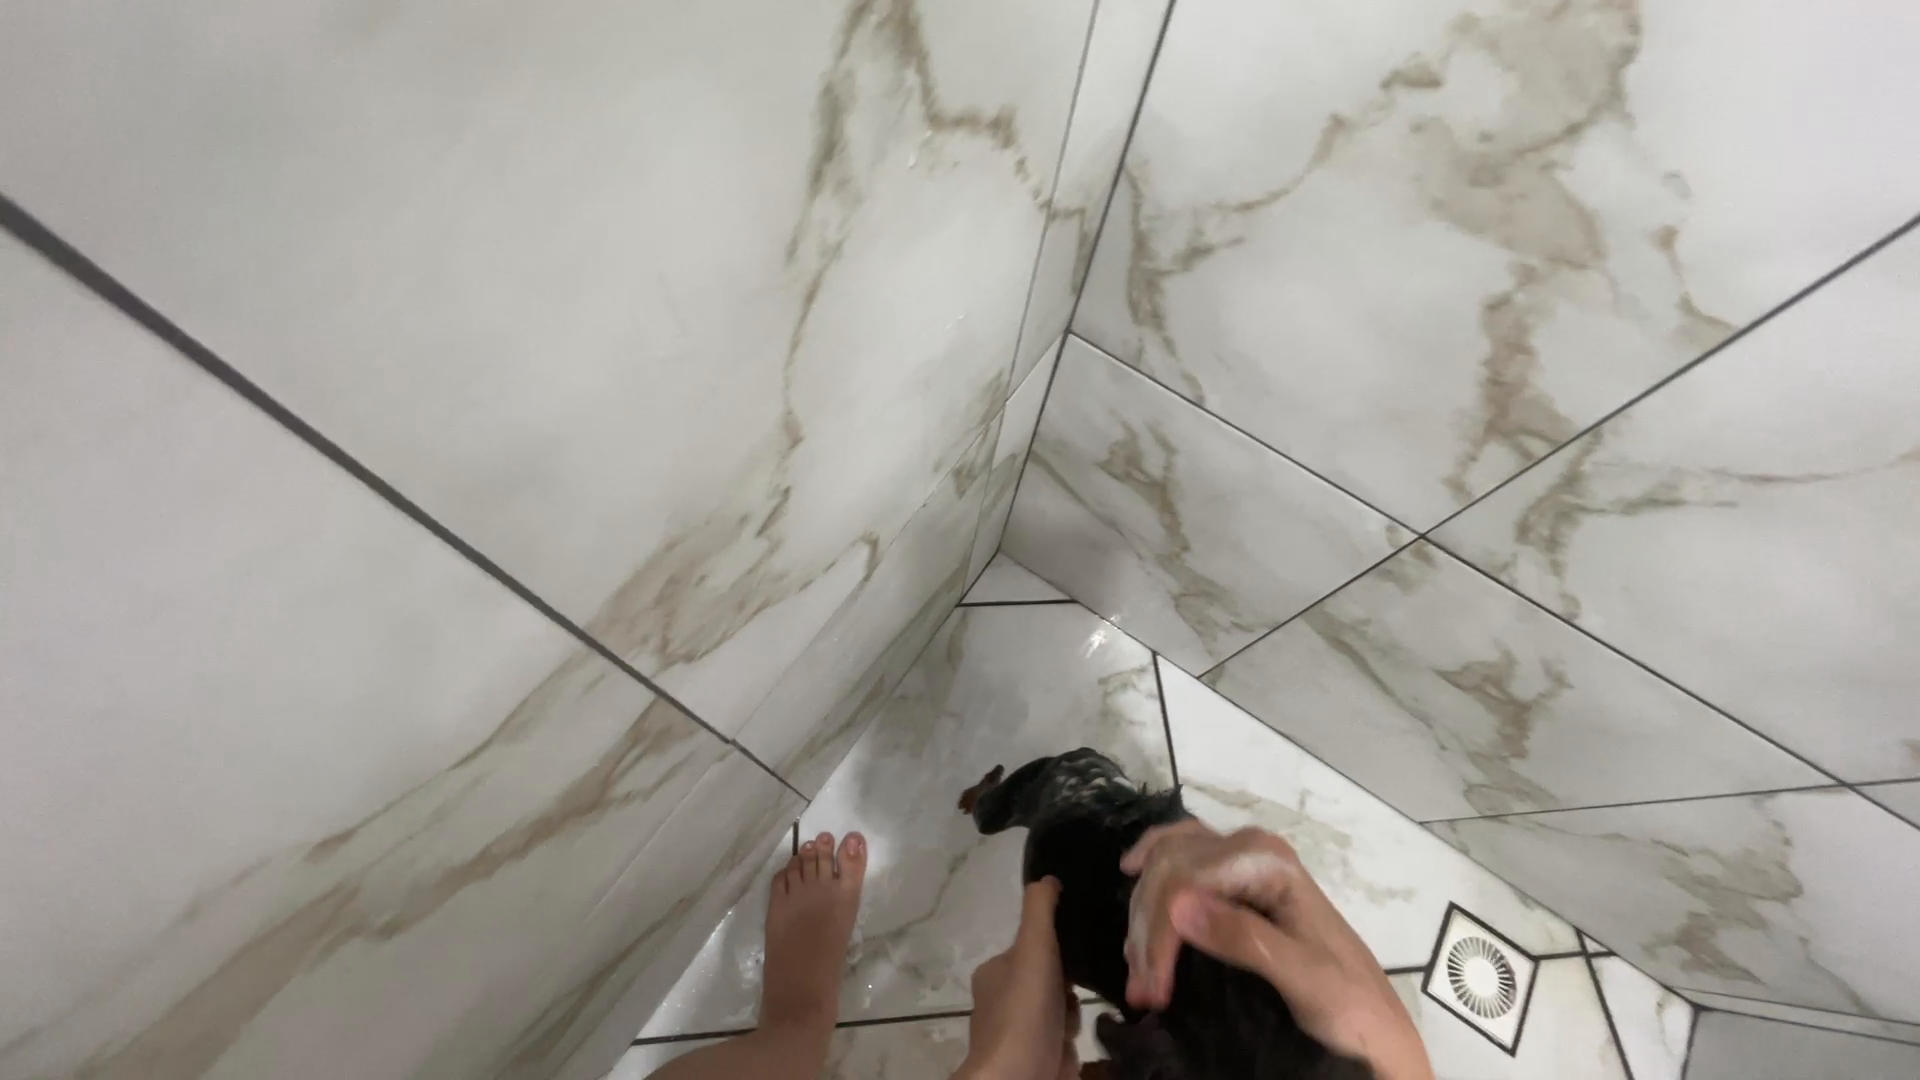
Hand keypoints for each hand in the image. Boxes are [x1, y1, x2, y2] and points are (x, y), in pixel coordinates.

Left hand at [958, 878, 1078, 1079]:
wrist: (1020, 1078)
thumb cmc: (1025, 1009)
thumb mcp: (1033, 944)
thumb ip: (1040, 909)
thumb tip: (1048, 878)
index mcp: (993, 973)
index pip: (1030, 949)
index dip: (1054, 951)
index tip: (1072, 957)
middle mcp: (1000, 1003)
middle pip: (1048, 981)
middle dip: (1066, 988)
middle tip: (1075, 994)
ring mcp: (1017, 1036)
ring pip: (1058, 1013)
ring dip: (1072, 1016)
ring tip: (1073, 1024)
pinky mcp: (1036, 1062)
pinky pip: (1062, 1044)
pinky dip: (1072, 1045)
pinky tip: (1074, 1046)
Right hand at [1121, 821, 1432, 1079]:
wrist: (1377, 1028)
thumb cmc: (1352, 1007)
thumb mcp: (1307, 980)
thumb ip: (1244, 939)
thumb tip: (1177, 905)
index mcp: (1266, 860)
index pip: (1187, 879)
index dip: (1161, 931)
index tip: (1153, 989)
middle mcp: (1247, 848)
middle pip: (1170, 868)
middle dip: (1147, 927)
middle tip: (1141, 990)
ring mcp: (1238, 860)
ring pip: (1166, 866)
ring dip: (1143, 916)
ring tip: (1138, 976)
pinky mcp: (1232, 878)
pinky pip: (1176, 860)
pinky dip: (1151, 881)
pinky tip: (1133, 887)